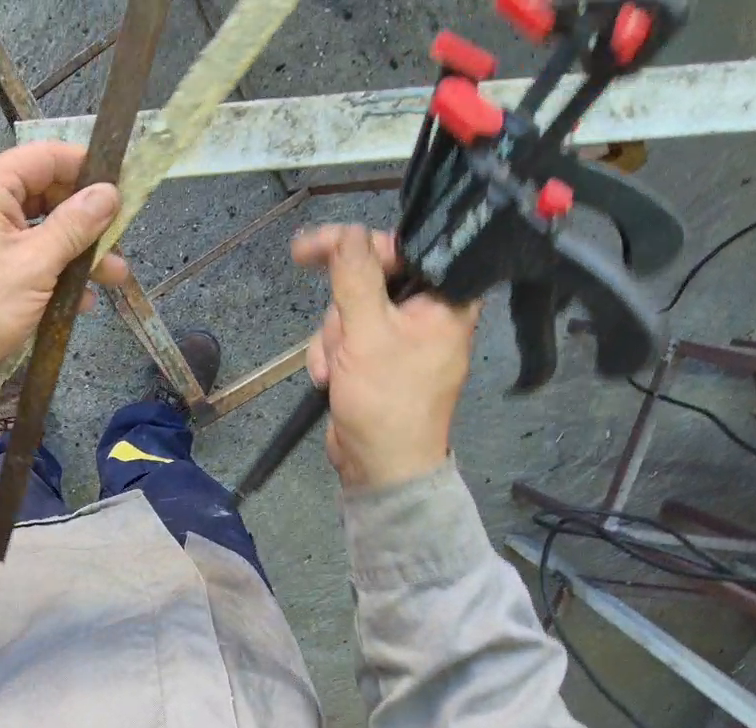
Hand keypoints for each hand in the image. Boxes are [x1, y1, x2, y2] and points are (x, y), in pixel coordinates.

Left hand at [0, 142, 131, 376]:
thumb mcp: (36, 264)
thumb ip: (75, 225)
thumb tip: (109, 193)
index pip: (45, 157)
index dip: (86, 167)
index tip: (122, 186)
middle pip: (48, 195)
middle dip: (87, 221)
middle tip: (121, 240)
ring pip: (44, 231)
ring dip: (80, 253)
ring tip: (115, 276)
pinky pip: (31, 258)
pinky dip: (57, 274)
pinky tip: (83, 300)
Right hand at [291, 225, 479, 490]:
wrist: (380, 468)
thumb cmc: (386, 402)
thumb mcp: (367, 335)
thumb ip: (356, 278)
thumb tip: (347, 232)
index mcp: (444, 298)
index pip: (401, 247)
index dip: (357, 246)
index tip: (311, 249)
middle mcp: (425, 311)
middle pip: (367, 279)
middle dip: (341, 314)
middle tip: (340, 342)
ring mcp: (398, 336)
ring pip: (347, 310)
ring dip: (331, 341)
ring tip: (337, 372)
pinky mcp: (374, 356)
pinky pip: (343, 337)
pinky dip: (330, 356)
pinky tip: (331, 381)